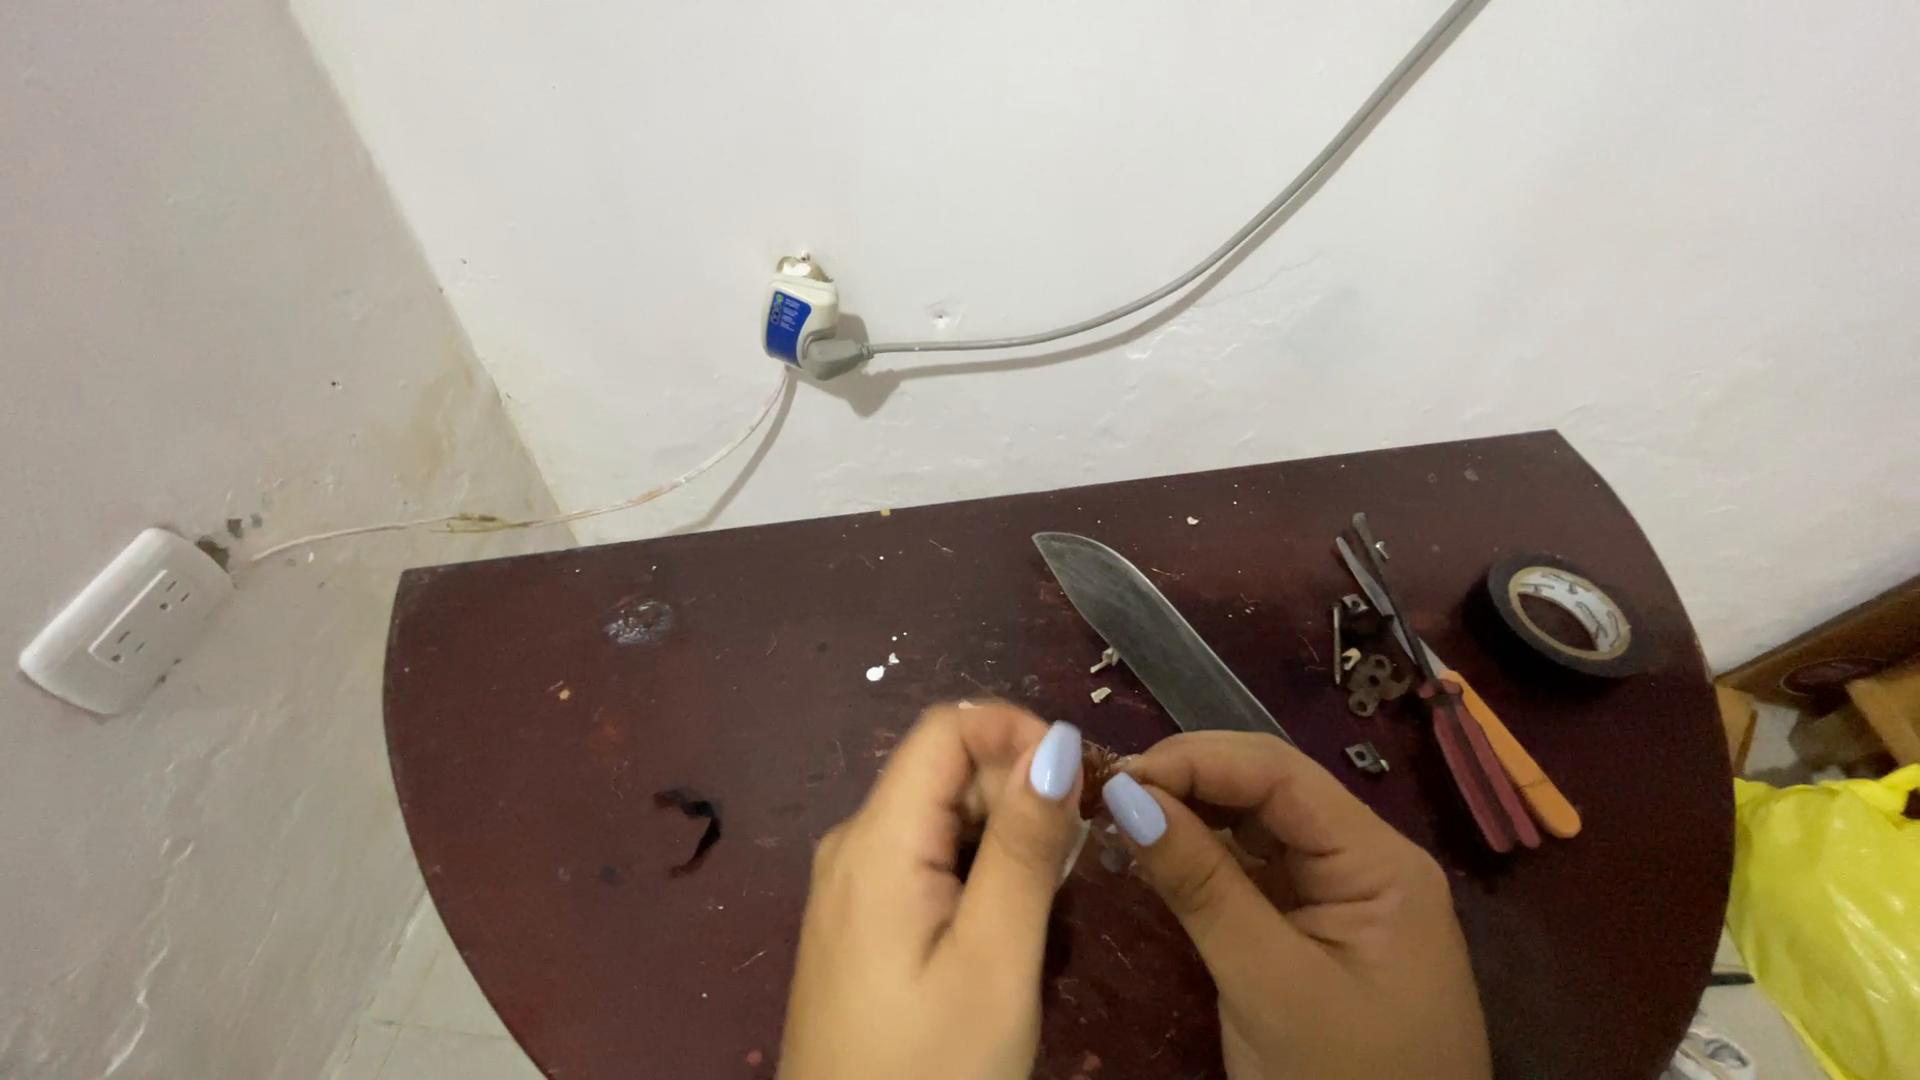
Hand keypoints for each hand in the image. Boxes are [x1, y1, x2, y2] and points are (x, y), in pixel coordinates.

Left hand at [781, 704, 1086, 1079]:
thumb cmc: (930, 1072)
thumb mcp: (994, 961)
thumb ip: (1024, 846)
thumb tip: (1058, 743)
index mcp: (877, 839)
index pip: (945, 729)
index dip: (1015, 730)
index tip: (1077, 778)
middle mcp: (854, 840)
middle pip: (944, 768)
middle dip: (1016, 785)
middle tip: (1074, 850)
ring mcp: (853, 878)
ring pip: (940, 810)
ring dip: (1003, 826)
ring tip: (1047, 889)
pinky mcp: (863, 911)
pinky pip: (926, 852)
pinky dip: (977, 859)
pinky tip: (1005, 911)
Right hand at [1099, 731, 1489, 1079]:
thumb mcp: (1268, 987)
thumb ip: (1199, 883)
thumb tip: (1124, 794)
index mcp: (1379, 862)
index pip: (1280, 773)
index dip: (1196, 760)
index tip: (1119, 778)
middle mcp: (1361, 856)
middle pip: (1266, 784)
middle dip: (1188, 777)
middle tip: (1111, 794)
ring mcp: (1335, 887)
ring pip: (1251, 816)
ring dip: (1187, 808)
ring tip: (1123, 815)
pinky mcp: (1307, 917)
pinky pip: (1246, 861)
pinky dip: (1197, 850)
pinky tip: (1155, 850)